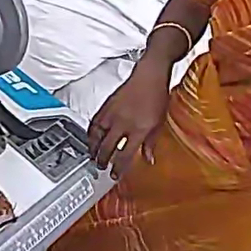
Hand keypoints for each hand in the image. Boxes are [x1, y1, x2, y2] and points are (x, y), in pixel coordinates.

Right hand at [87, 62, 169, 177]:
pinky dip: (90, 133)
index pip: (125, 155)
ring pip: (97, 136)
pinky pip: (94, 123)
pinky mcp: (106, 106)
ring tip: (93, 155)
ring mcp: (113, 114)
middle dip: (103, 161)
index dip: (118, 168)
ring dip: (93, 149)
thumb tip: (148, 159)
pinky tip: (90, 138)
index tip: (115, 175)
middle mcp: (124, 123)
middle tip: (101, 166)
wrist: (150, 76)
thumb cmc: (157, 96)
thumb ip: (151, 143)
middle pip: (108, 148)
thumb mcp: (159, 123)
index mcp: (140, 130)